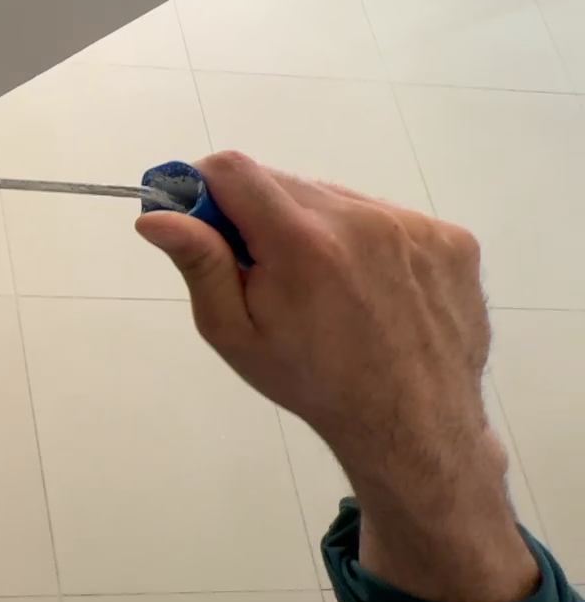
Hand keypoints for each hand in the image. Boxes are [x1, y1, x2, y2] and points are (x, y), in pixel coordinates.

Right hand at [137, 152, 537, 601]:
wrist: (417, 433)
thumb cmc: (310, 386)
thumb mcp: (230, 333)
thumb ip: (195, 262)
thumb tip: (153, 216)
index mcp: (307, 244)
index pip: (234, 168)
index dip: (198, 185)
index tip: (190, 218)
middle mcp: (365, 223)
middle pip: (275, 178)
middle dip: (244, 212)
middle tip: (242, 266)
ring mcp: (415, 230)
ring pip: (321, 192)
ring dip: (295, 223)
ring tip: (302, 284)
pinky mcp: (448, 240)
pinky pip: (369, 210)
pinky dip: (344, 233)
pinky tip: (347, 285)